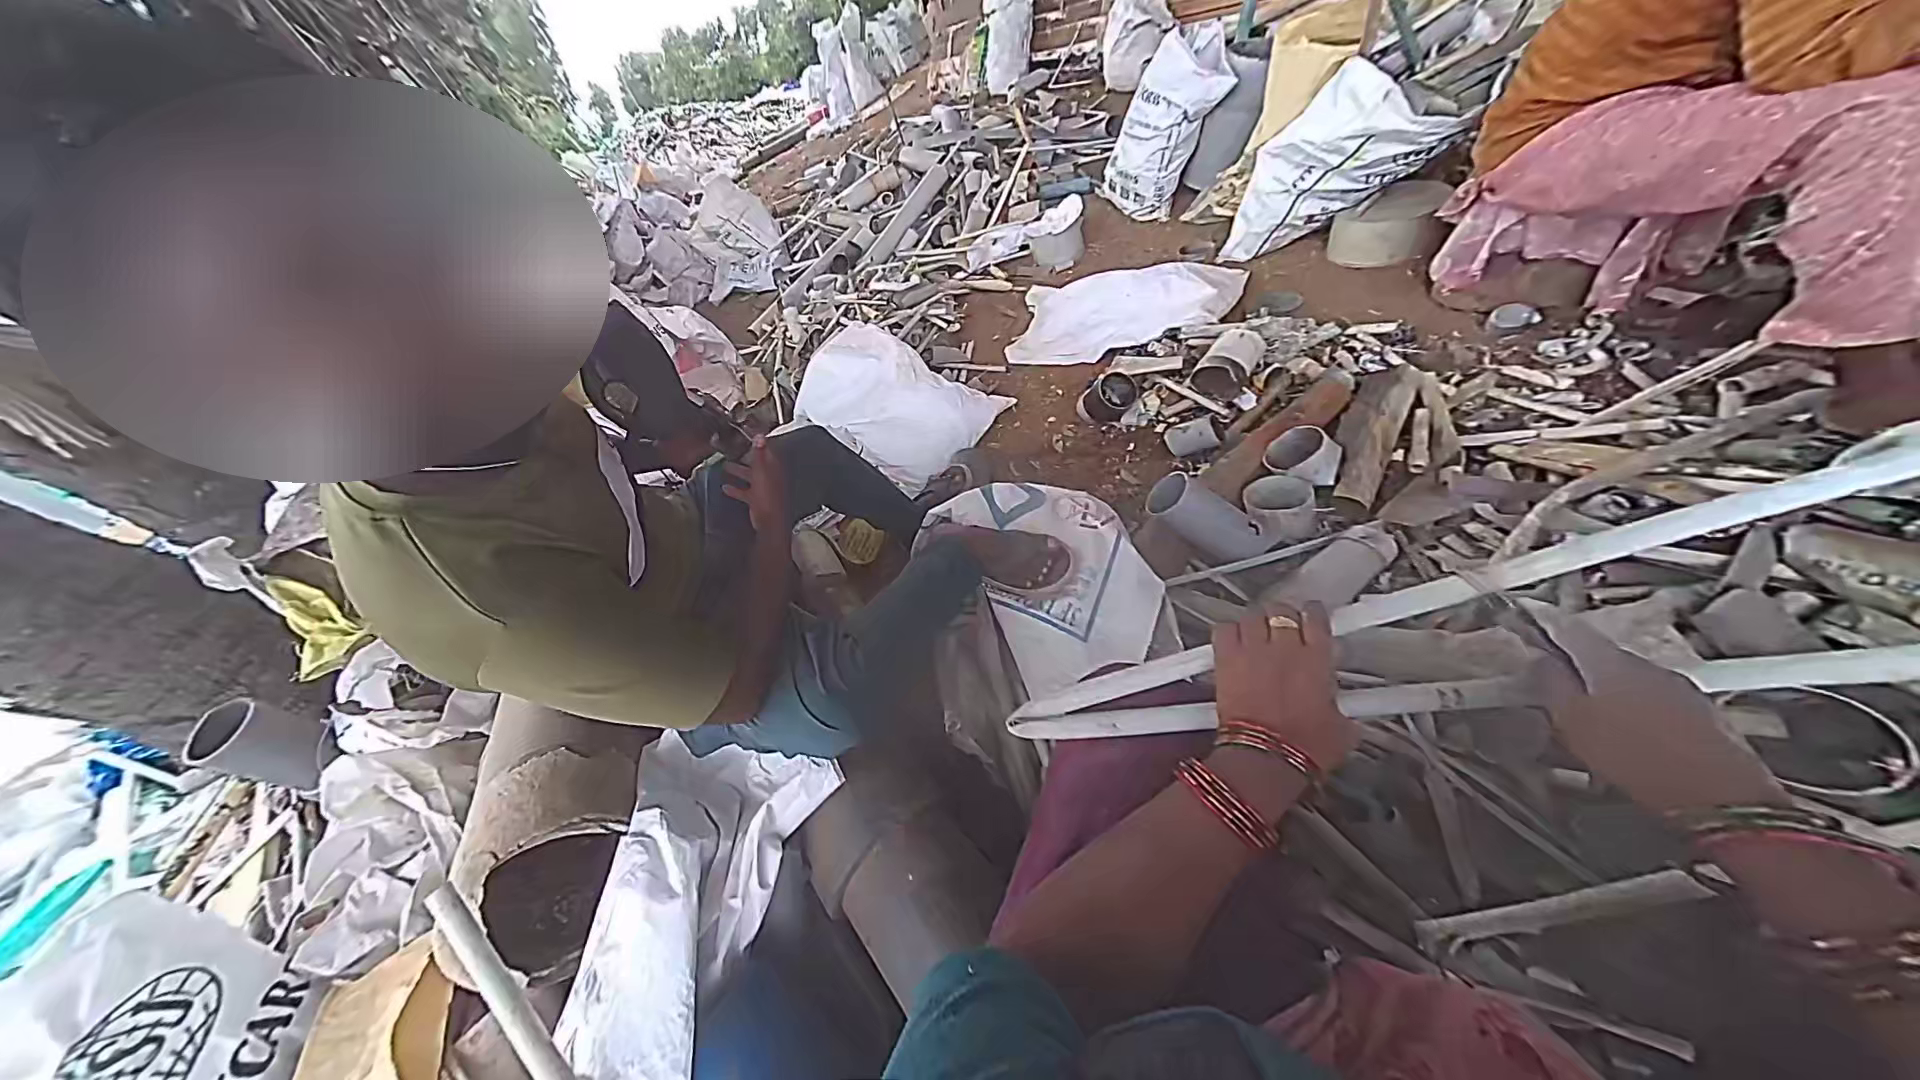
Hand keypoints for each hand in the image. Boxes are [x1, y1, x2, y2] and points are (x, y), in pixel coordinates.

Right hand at [722, 437, 788, 535]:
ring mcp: (763, 489)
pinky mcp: (756, 500)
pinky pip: (745, 491)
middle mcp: (769, 477)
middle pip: (756, 463)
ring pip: (750, 476)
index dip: (757, 443)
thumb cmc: (767, 495)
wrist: (769, 520)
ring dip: (738, 471)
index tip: (747, 434)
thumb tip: (760, 436)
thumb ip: (760, 454)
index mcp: (772, 468)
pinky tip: (725, 487)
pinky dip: (736, 488)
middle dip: (745, 457)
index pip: (765, 451)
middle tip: (732, 449)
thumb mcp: (761, 471)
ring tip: (724, 466)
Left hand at [1212, 603, 1356, 775]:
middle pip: (1281, 611)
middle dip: (1281, 617)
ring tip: (1256, 634)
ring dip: (1255, 622)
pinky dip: (1227, 632)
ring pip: (1252, 616)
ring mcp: (1253, 649)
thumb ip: (1342, 710)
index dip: (1311, 613)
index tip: (1309, 616)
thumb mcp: (1340, 728)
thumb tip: (1343, 718)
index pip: (1316, 617)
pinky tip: (1231, 642)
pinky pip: (1223, 629)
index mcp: (1317, 658)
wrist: (1268, 755)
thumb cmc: (1306, 746)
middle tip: (1280, 628)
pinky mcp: (1226, 658)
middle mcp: (1284, 646)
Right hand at [1526, 633, 1788, 814]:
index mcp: (1610, 662)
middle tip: (1556, 675)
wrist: (1721, 799)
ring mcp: (1683, 689)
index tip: (1527, 622)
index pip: (1572, 630)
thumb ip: (1552, 683)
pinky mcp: (1707, 714)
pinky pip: (1658, 698)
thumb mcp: (1572, 721)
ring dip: (1610, 685)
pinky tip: (1631, 727)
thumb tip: (1541, 656)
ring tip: (1593, 707)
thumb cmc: (1631, 756)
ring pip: (1633, 676)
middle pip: (1604, 654)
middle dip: (1579, 661)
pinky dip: (1638, 704)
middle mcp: (1649, 666)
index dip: (1546, 624)